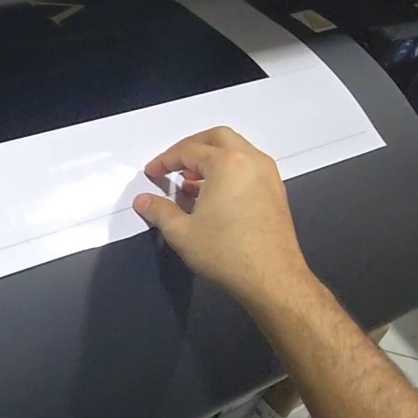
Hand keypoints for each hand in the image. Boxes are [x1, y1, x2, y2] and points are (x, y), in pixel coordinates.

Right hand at [132, 127, 316, 313]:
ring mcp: (268, 175)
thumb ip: (159, 211)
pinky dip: (228, 171)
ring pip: (236, 151)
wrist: (272, 278)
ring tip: (190, 181)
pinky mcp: (276, 192)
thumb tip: (142, 201)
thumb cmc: (224, 252)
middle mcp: (251, 161)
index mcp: (227, 163)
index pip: (189, 150)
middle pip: (217, 138)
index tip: (151, 173)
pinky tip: (213, 195)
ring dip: (211, 159)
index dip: (165, 160)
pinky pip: (248, 167)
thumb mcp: (181, 232)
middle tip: (173, 164)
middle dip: (191, 148)